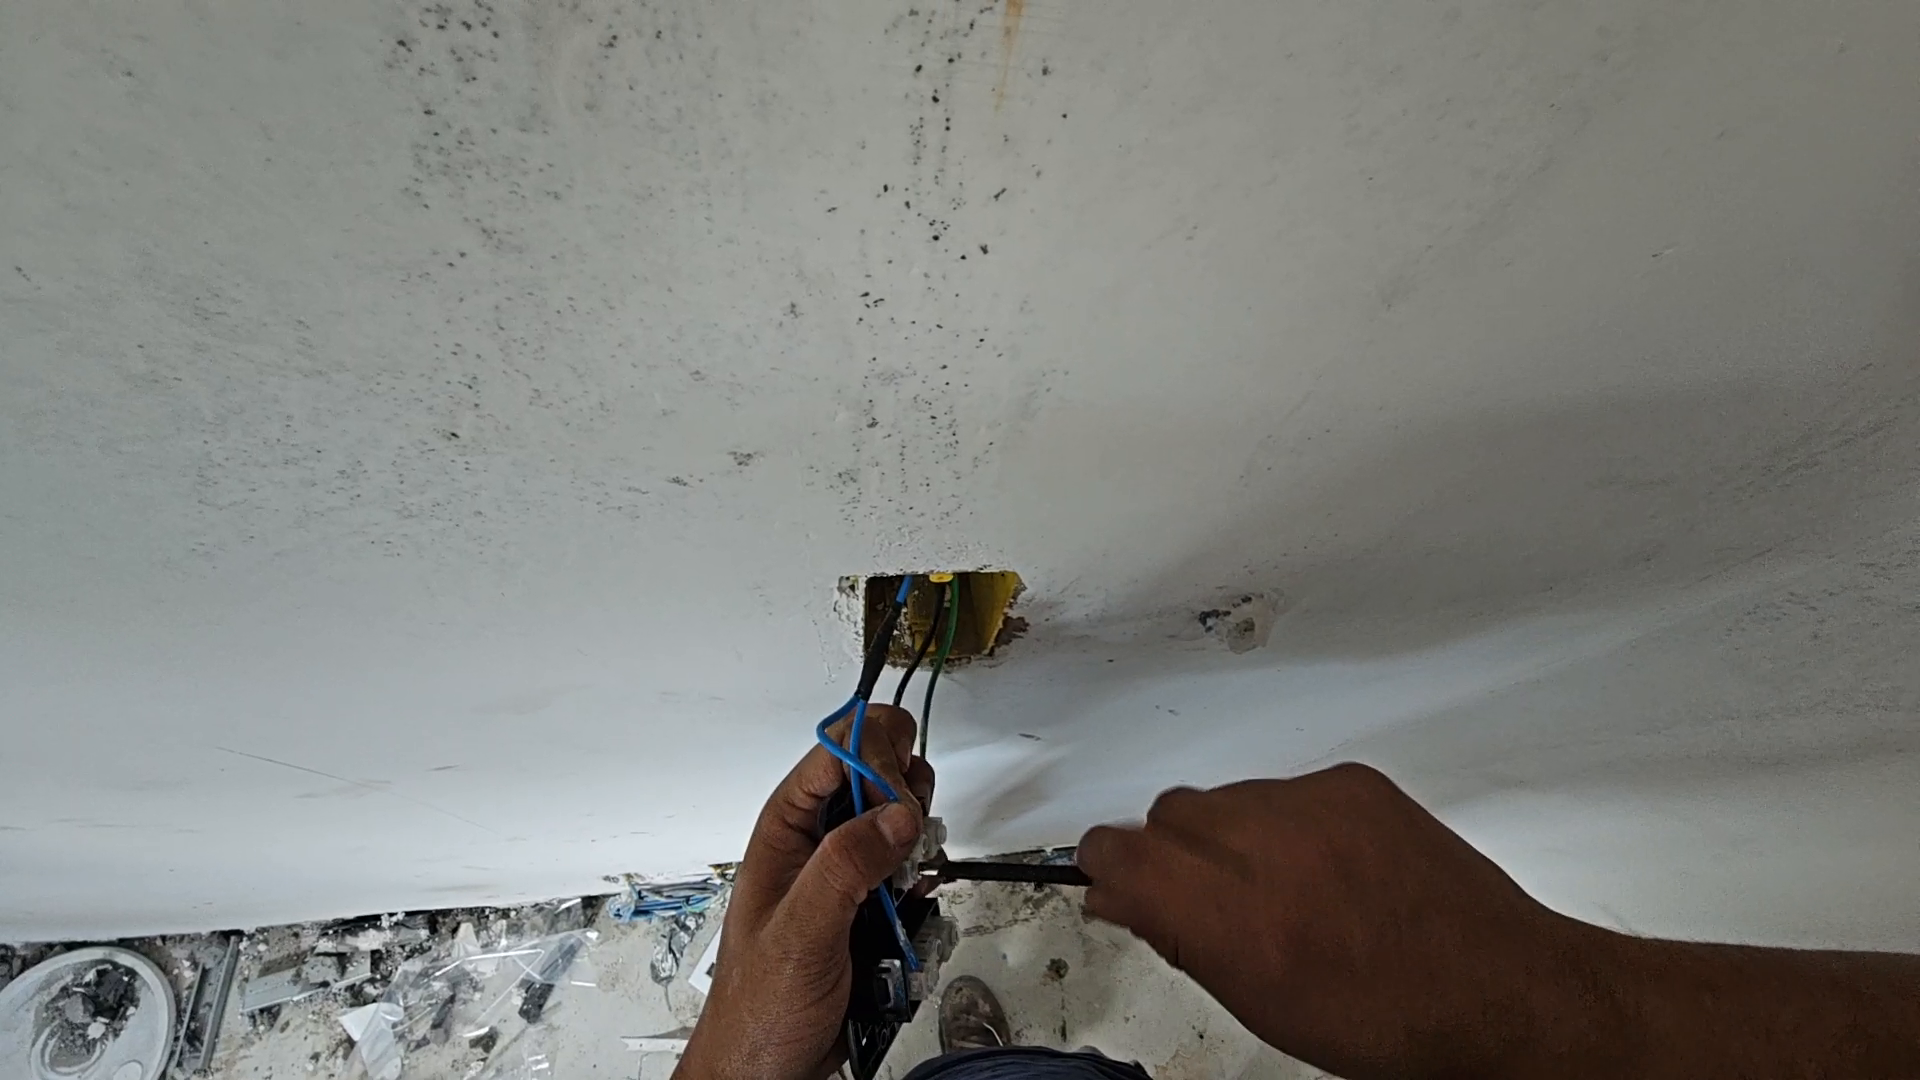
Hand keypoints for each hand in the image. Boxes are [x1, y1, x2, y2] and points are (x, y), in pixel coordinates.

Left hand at [677, 704, 933, 1079]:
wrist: (770, 1067)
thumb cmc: (759, 1006)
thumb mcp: (799, 934)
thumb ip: (845, 867)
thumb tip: (896, 814)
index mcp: (788, 822)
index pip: (839, 746)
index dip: (877, 757)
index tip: (901, 799)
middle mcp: (818, 831)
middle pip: (877, 763)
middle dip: (904, 791)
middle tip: (907, 838)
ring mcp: (846, 858)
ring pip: (899, 805)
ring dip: (917, 832)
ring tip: (905, 875)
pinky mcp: (870, 886)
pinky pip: (911, 851)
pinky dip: (923, 866)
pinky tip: (911, 895)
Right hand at [1077, 764, 1594, 1079]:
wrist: (1508, 993)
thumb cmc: (1376, 1026)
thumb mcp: (1262, 1007)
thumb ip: (1176, 937)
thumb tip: (1111, 891)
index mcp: (1241, 923)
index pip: (1123, 852)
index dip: (1103, 858)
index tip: (1107, 873)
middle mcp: (1269, 847)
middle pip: (1166, 810)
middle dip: (1170, 848)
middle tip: (1213, 889)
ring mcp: (1314, 802)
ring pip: (1221, 796)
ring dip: (1228, 833)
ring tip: (1282, 877)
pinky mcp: (1350, 778)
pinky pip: (1279, 785)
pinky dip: (1283, 819)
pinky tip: (1325, 859)